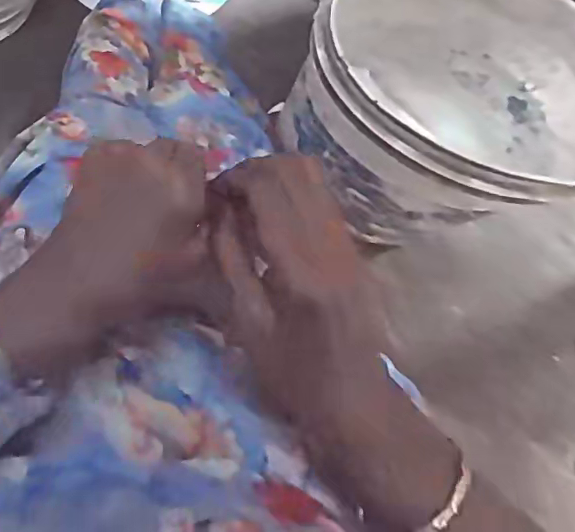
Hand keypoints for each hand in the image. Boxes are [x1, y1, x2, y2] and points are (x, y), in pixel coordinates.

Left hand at [0, 139, 210, 379]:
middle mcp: (152, 158)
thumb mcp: (196, 263)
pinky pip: (116, 149)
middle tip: (163, 195)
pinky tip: (112, 188)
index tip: (191, 194)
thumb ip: (213, 225)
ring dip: (145, 163)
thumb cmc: (141, 277)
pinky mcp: (92, 155)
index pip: (199, 154)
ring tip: (134, 194)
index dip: (196, 173)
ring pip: (142, 147)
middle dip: (173, 165)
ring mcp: (119, 152)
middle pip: (171, 146)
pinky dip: (119, 161)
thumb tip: (215, 203)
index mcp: (183, 184)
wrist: (79, 275)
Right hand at [212, 156, 459, 527]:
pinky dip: (288, 188)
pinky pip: (319, 193)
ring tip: (247, 199)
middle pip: (291, 169)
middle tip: (227, 194)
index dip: (233, 178)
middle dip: (250, 169)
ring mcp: (347, 243)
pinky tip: (270, 215)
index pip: (267, 187)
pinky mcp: (353, 246)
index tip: (212, 195)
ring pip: (310, 173)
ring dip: (271, 174)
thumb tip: (216, 208)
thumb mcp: (245, 321)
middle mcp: (329, 245)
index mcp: (300, 267)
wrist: (361, 406)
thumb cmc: (293, 374)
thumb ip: (229, 257)